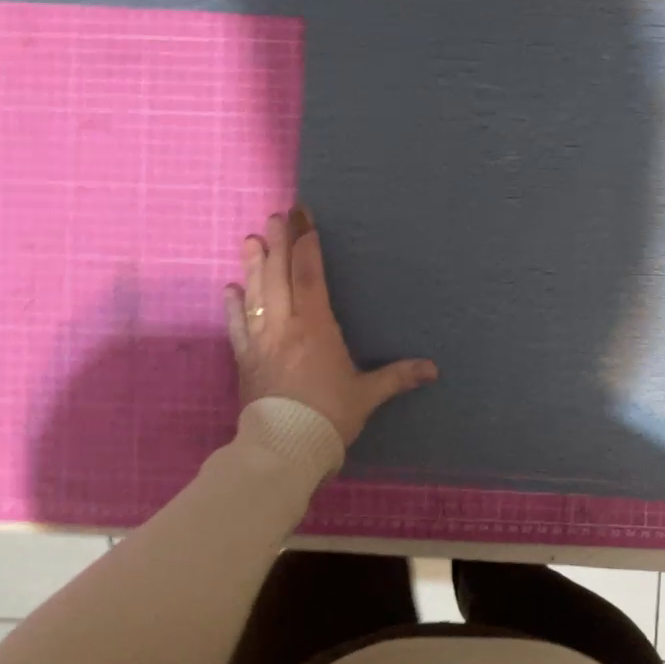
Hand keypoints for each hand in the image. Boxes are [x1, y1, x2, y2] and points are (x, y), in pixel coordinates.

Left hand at [223, 208, 436, 444]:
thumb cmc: (330, 416)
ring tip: (252, 239)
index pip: (308, 276)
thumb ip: (397, 377)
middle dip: (279, 243)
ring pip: (256, 294)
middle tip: (278, 216)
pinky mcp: (244, 361)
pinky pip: (236, 326)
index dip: (306, 246)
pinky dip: (234, 306)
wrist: (285, 448)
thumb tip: (433, 369)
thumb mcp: (368, 395)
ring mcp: (259, 342)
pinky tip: (231, 289)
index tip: (304, 220)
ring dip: (254, 265)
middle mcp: (284, 327)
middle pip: (278, 276)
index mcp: (315, 328)